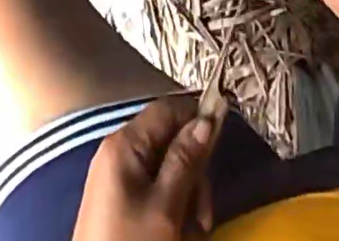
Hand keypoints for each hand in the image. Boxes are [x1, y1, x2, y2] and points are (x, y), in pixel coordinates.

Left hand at [73, 97, 219, 240]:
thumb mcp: (165, 208)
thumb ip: (186, 159)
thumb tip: (207, 118)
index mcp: (124, 144)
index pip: (168, 108)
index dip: (196, 118)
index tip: (220, 144)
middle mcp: (118, 152)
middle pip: (170, 139)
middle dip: (194, 170)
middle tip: (204, 212)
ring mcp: (117, 178)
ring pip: (167, 167)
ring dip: (188, 194)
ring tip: (195, 231)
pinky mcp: (120, 203)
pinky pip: (156, 189)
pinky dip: (173, 207)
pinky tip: (180, 233)